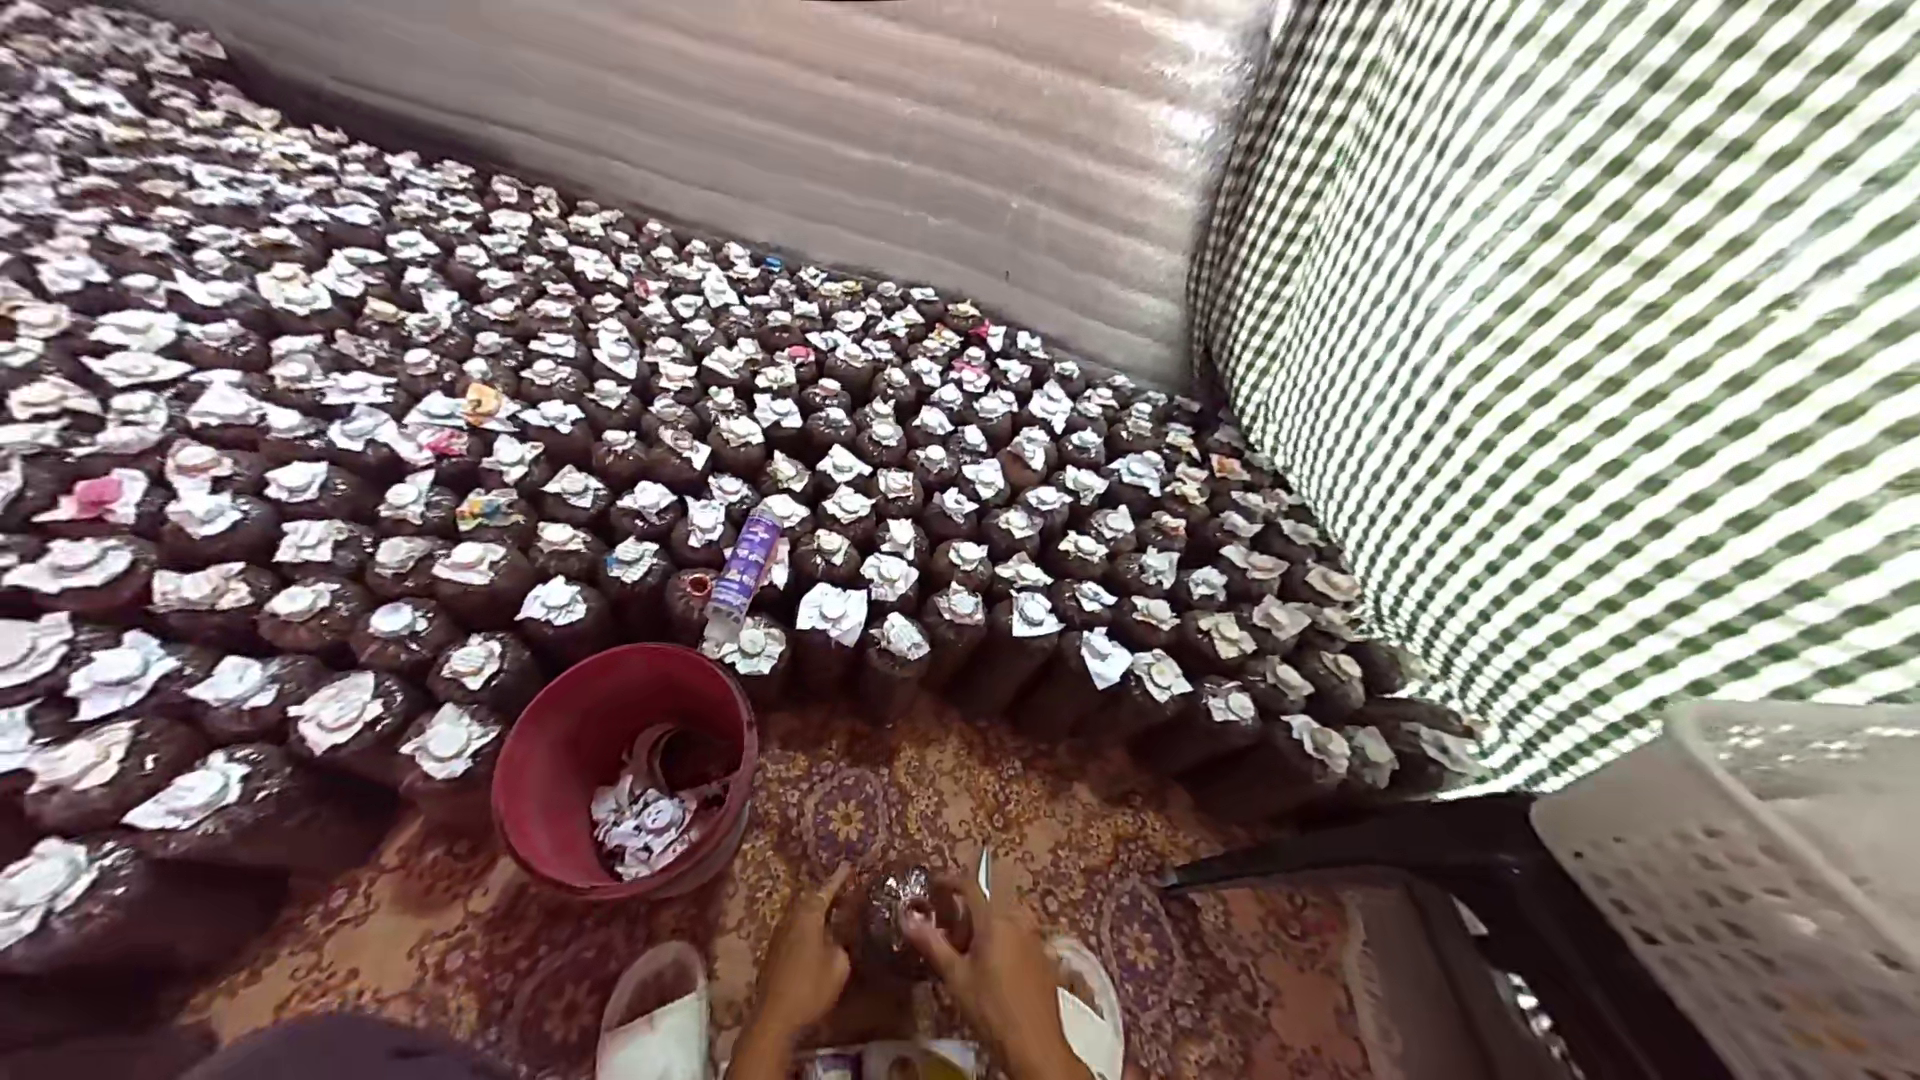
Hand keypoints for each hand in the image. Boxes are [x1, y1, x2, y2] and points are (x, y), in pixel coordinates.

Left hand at [749, 862, 853, 1040]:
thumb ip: (840, 943)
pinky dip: (806, 925)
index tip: (848, 866)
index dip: (838, 878)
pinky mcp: (773, 953)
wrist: (774, 1020)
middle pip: (809, 898)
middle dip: (825, 892)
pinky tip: (814, 935)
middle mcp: (791, 919)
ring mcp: (779, 936)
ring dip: (814, 909)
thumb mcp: (838, 965)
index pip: (826, 890)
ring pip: (799, 913)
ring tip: (830, 910)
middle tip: (841, 890)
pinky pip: (793, 928)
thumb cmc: (810, 988)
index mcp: (809, 916)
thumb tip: (836, 936)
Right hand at [901, 865, 1089, 1079]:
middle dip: (967, 911)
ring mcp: (1035, 935)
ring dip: (986, 923)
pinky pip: (1020, 932)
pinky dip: (1004, 937)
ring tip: (971, 950)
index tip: (934, 886)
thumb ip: (932, 944)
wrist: (1035, 1045)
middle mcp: (1018, 918)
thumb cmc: (990, 1009)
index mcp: (995, 918)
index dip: (950, 881)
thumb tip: (907, 918)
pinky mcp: (1045, 954)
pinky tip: (995, 965)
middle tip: (950, 934)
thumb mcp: (956, 977)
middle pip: (988, 901)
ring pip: (1005, 915)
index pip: (970, 885)